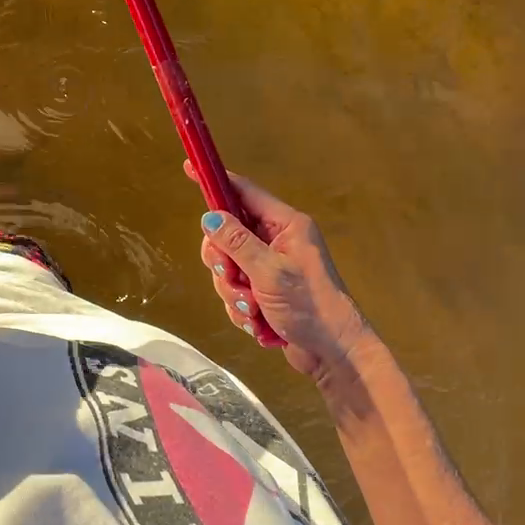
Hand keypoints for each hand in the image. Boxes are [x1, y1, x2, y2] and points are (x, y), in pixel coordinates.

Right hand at [185, 162, 379, 385]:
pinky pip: (235, 289)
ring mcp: (269, 267)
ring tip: (253, 309)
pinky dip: (240, 307)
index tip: (189, 169)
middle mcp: (276, 241)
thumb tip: (209, 217)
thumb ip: (237, 242)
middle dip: (224, 261)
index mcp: (285, 225)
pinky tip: (257, 321)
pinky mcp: (264, 292)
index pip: (243, 192)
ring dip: (233, 291)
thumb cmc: (310, 306)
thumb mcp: (270, 272)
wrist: (334, 354)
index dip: (216, 182)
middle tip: (232, 276)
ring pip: (227, 266)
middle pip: (226, 234)